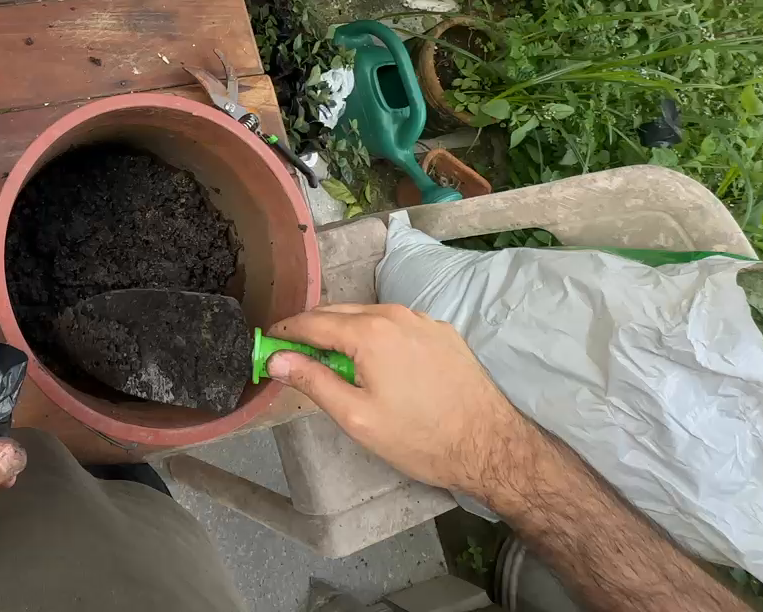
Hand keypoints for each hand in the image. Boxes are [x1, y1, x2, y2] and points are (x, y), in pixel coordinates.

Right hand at [263, 303, 539, 499]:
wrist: (496, 449)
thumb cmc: (420, 438)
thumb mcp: (357, 417)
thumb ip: (313, 381)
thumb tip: (276, 358)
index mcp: (368, 331)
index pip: (311, 322)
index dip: (284, 332)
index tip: (267, 344)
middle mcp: (393, 313)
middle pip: (337, 312)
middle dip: (311, 331)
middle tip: (295, 357)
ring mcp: (421, 319)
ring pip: (366, 315)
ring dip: (343, 332)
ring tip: (336, 363)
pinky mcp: (442, 331)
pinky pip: (395, 324)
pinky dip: (375, 335)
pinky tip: (378, 364)